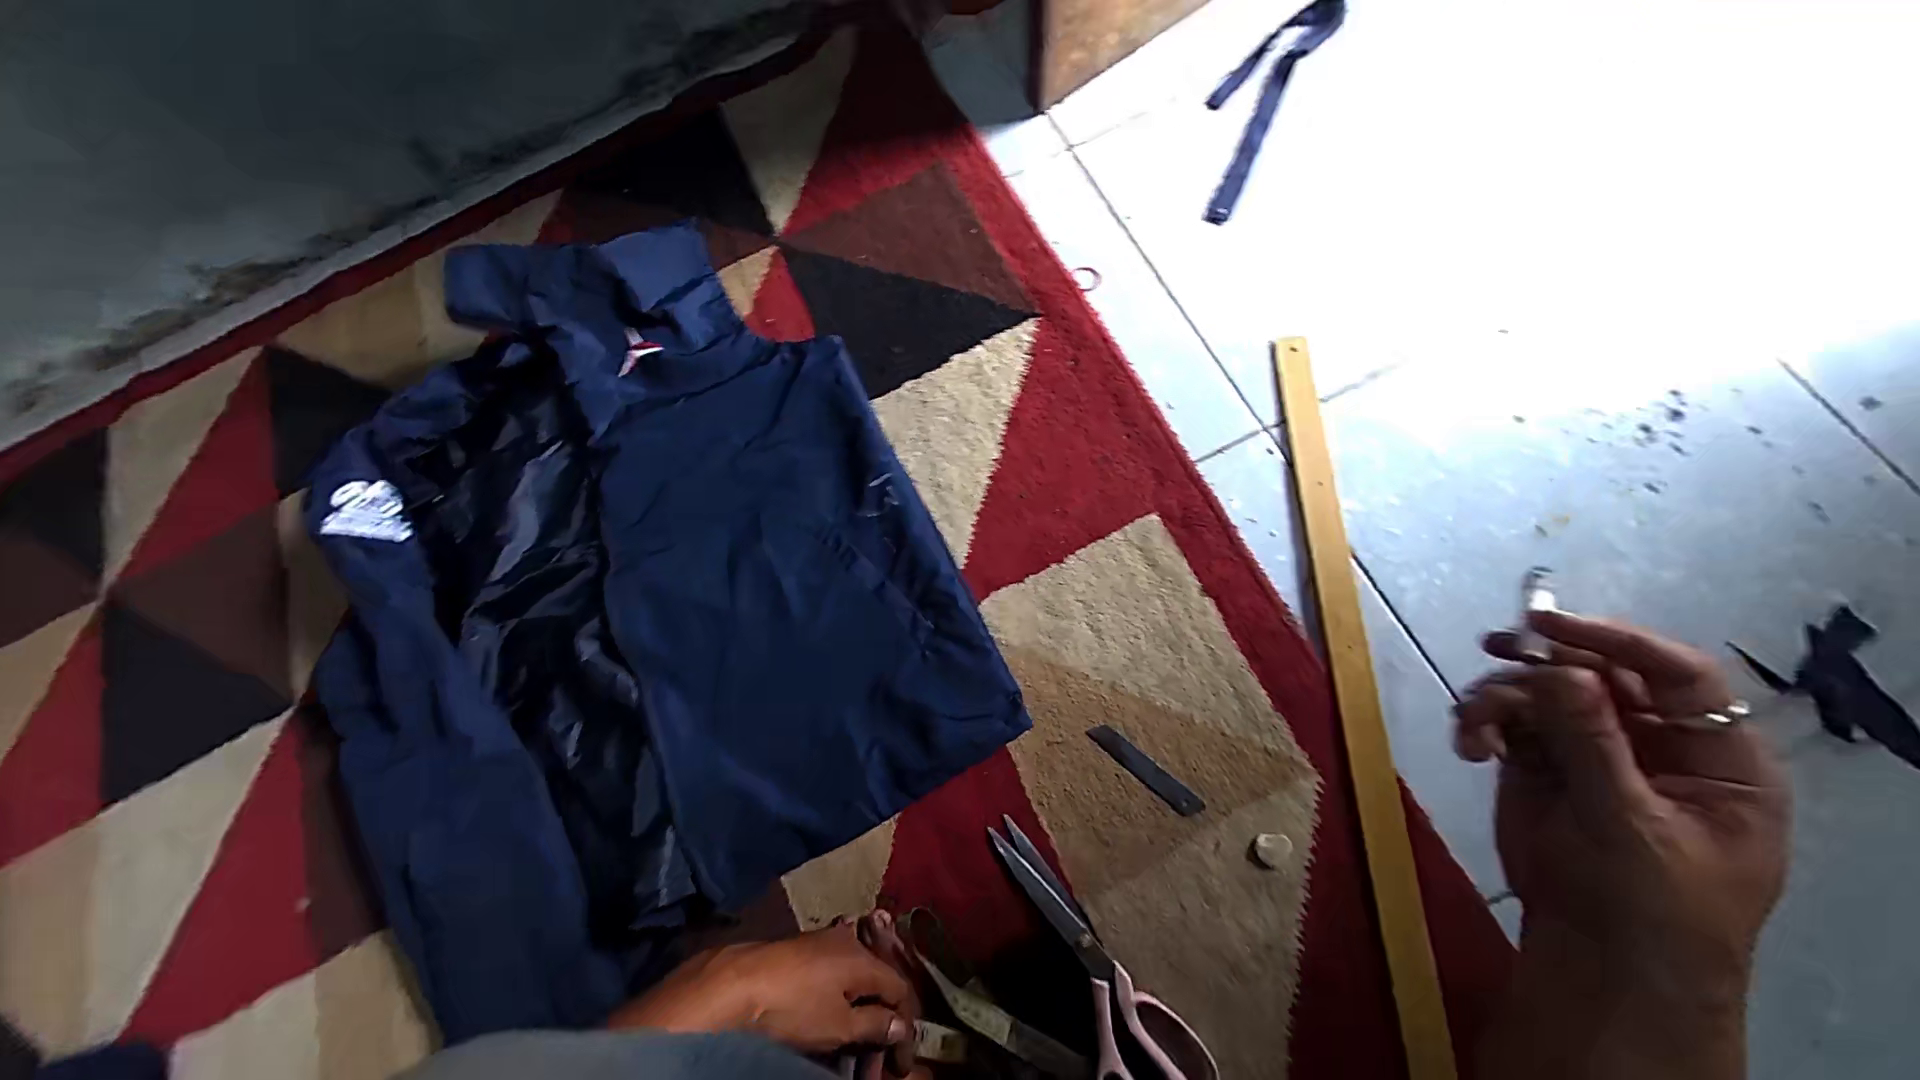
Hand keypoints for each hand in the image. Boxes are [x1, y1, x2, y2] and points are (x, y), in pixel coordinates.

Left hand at [608, 920, 920, 1072]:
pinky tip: (832, 1010)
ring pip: (856, 974)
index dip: (904, 1023)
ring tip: (853, 1035)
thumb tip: (901, 1027)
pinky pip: (836, 969)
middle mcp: (850, 940)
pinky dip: (841, 993)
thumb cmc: (795, 1006)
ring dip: (860, 1004)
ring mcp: (825, 939)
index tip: (901, 1058)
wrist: (740, 982)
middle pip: (878, 979)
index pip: (899, 988)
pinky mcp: (804, 946)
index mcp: (864, 958)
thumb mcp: (838, 1025)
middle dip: (882, 1015)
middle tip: (876, 1052)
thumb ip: (874, 1024)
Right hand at [1457, 612, 1790, 1079]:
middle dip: (1542, 660)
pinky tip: (1471, 747)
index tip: (1548, 623)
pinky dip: (1482, 723)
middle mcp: (1653, 742)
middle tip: (1493, 647)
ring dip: (1499, 699)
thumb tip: (1561, 669)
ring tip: (1474, 731)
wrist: (1598, 960)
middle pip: (1599, 673)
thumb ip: (1593, 744)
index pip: (1678, 676)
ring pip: (1541, 691)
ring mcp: (1592, 750)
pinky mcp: (1541, 761)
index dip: (1618, 640)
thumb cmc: (1647, 905)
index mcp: (1713, 758)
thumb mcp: (1628, 824)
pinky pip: (1507, 719)